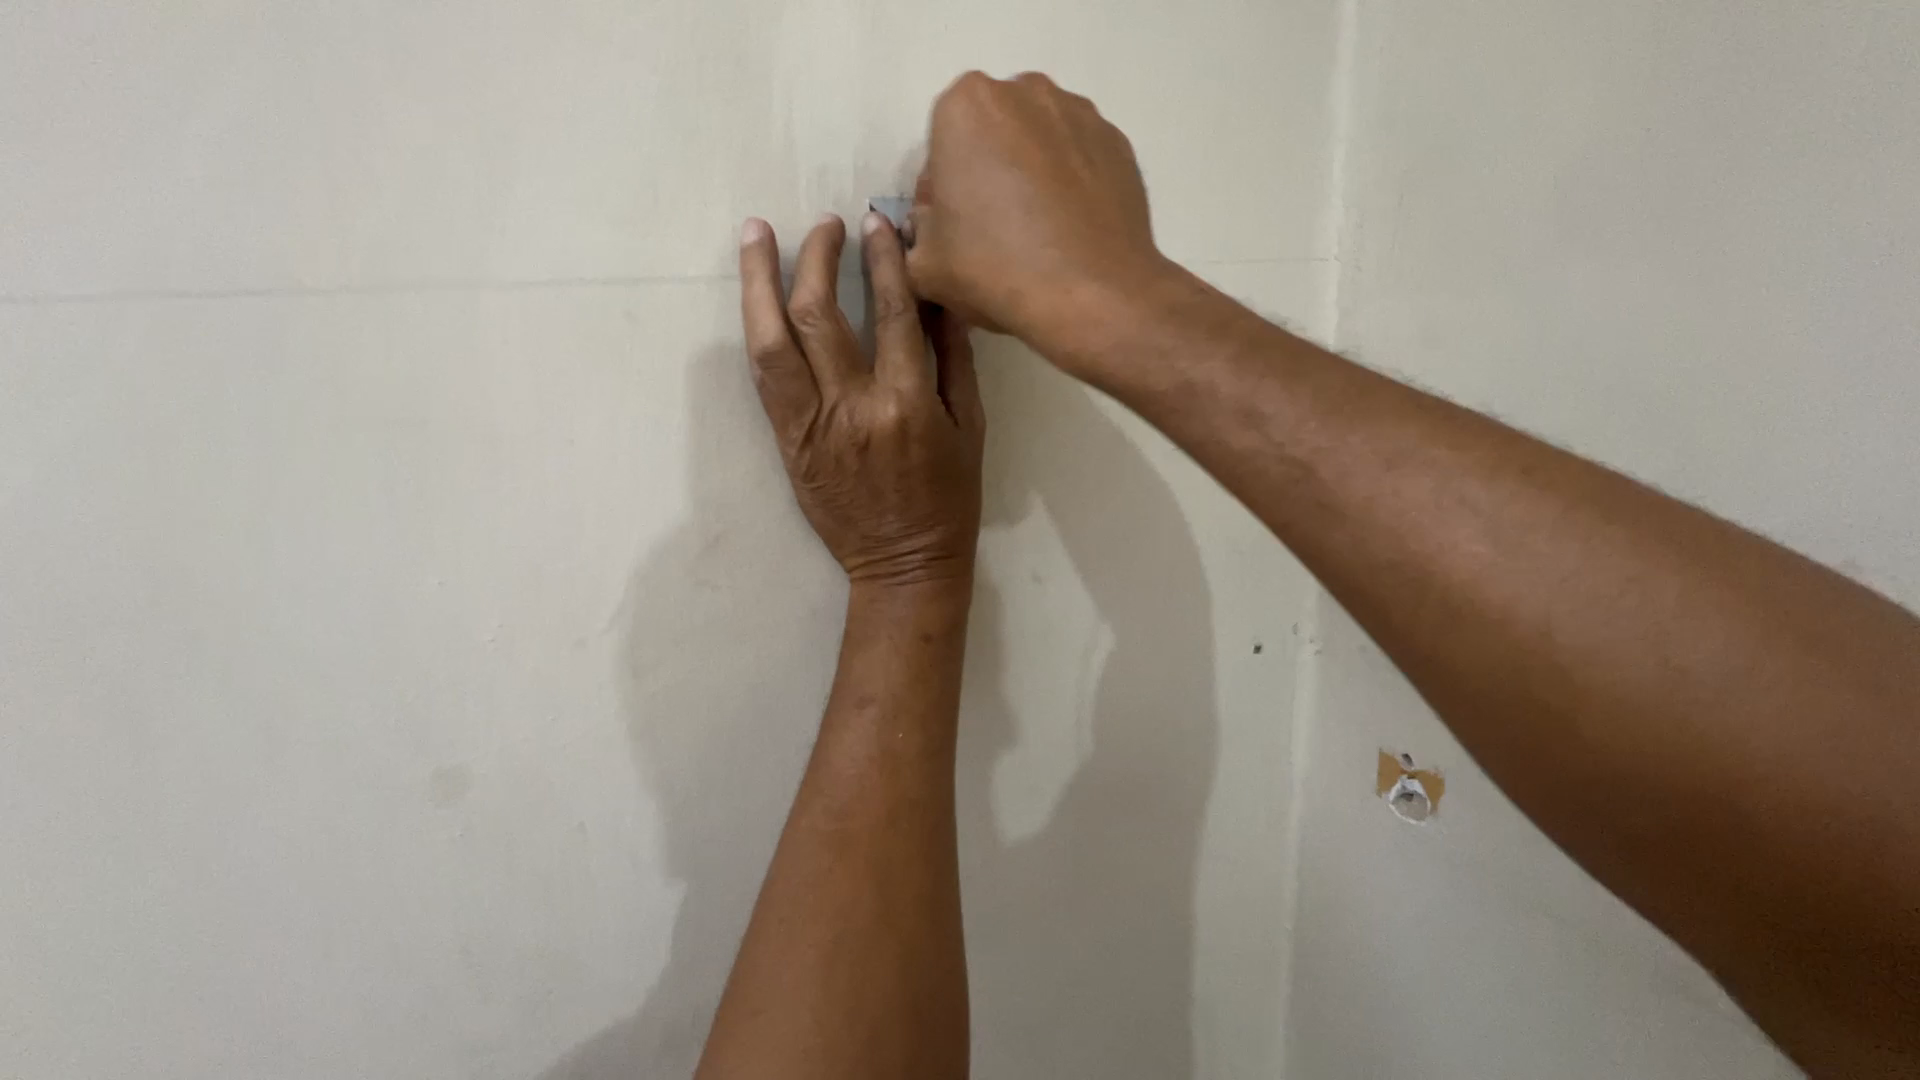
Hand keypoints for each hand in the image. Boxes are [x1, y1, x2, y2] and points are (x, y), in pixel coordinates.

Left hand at [739, 213, 985, 588]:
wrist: (902, 565)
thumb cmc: (949, 500)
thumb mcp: (971, 430)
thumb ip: (954, 359)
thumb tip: (940, 294)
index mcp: (907, 403)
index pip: (893, 310)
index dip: (885, 257)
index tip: (878, 221)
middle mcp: (851, 407)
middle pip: (818, 312)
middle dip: (816, 255)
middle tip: (825, 224)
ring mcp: (810, 425)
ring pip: (770, 340)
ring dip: (758, 281)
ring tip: (755, 235)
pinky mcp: (787, 442)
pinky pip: (764, 378)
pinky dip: (759, 330)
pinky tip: (757, 299)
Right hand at [907, 72, 1171, 352]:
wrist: (1091, 297)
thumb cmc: (995, 272)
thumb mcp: (924, 266)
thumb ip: (915, 232)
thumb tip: (928, 222)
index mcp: (965, 107)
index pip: (939, 146)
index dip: (941, 192)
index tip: (953, 230)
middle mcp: (1024, 92)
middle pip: (991, 135)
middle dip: (987, 172)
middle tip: (993, 232)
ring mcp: (1079, 113)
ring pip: (1037, 143)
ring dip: (1029, 176)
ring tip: (1035, 235)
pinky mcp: (1117, 143)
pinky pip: (1078, 160)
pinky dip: (1069, 186)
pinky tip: (1068, 232)